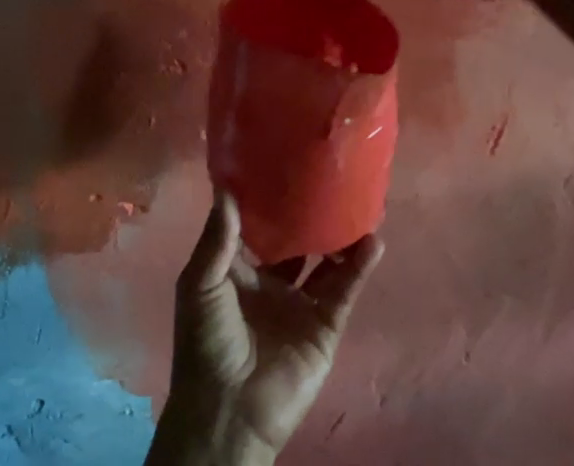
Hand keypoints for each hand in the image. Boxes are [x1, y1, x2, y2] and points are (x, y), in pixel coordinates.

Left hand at [146, 190, 383, 465]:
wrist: (230, 408)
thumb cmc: (206, 340)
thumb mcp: (201, 283)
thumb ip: (218, 239)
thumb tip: (227, 190)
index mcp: (234, 271)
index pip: (252, 229)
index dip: (265, 202)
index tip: (280, 165)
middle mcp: (267, 283)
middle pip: (293, 243)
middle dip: (308, 216)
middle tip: (327, 179)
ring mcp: (297, 304)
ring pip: (324, 264)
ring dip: (339, 238)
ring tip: (358, 202)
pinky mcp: (323, 326)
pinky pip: (343, 291)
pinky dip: (358, 268)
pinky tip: (372, 241)